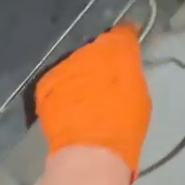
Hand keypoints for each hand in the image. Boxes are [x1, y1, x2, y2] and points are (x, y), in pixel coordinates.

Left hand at [34, 24, 150, 176]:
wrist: (90, 151)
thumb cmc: (125, 126)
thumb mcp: (139, 95)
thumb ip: (129, 74)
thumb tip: (124, 68)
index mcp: (117, 51)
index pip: (122, 33)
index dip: (124, 38)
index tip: (127, 43)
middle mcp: (88, 51)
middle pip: (95, 49)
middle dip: (100, 59)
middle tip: (105, 77)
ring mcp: (64, 66)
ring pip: (74, 63)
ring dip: (80, 74)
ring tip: (85, 94)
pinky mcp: (45, 83)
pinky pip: (57, 80)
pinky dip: (63, 89)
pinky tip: (68, 105)